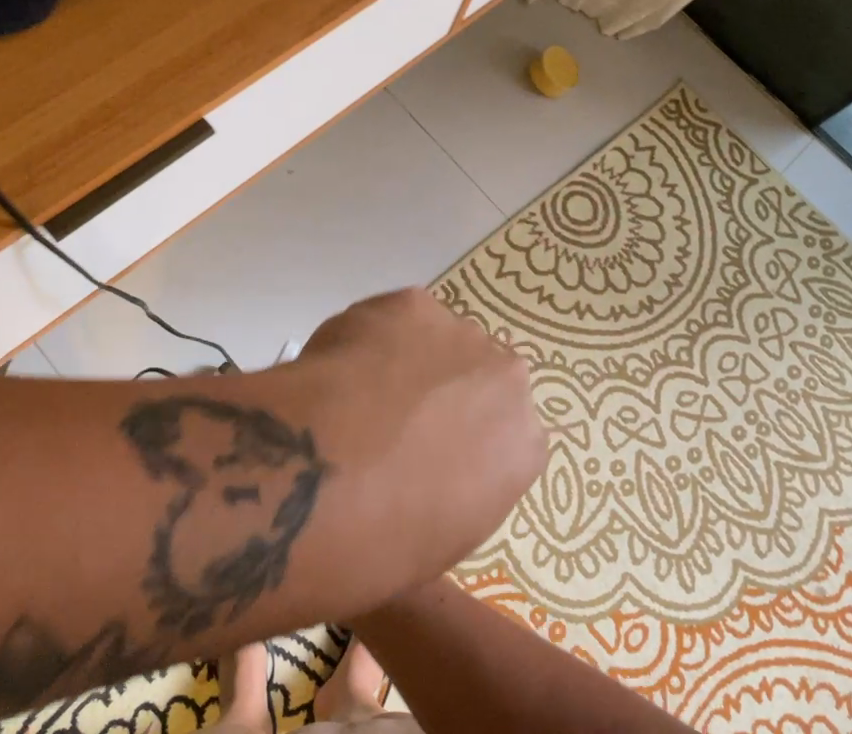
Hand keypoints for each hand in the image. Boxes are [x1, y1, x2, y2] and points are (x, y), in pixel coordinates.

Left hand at [293, 289, 545, 601]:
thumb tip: (442, 524)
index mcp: (524, 445)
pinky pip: (395, 319)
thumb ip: (456, 505)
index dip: (462, 442)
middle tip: (391, 422)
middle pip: (477, 378)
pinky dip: (371, 336)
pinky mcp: (411, 304)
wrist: (328, 479)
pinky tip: (340, 368)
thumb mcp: (439, 548)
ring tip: (356, 394)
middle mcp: (507, 380)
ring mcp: (460, 334)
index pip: (504, 436)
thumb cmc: (386, 540)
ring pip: (437, 341)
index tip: (425, 457)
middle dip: (444, 393)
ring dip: (408, 360)